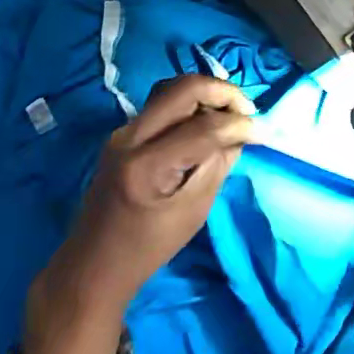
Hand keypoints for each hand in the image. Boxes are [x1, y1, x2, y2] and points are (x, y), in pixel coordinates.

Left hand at [23, 76, 254, 353]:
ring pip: (171, 88)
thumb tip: (242, 132)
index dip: (238, 124)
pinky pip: (162, 103)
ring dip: (205, 92)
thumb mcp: (194, 211)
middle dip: (222, 91)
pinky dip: (190, 102)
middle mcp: (131, 137)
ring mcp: (123, 131)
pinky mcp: (123, 132)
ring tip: (229, 111)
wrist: (92, 265)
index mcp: (147, 166)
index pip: (203, 127)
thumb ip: (218, 164)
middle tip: (246, 109)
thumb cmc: (147, 248)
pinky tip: (206, 118)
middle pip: (183, 88)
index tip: (261, 130)